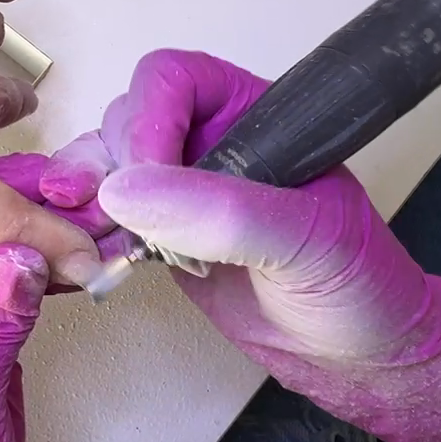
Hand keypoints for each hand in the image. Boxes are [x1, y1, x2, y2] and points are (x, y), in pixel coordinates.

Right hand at [95, 50, 440, 441]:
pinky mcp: (156, 229)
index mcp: (246, 113)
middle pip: (127, 116)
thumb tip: (123, 191)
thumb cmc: (358, 287)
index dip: (148, 118)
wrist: (358, 362)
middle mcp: (203, 138)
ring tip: (82, 225)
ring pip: (104, 160)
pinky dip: (84, 225)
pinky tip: (86, 248)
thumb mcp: (305, 240)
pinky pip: (103, 209)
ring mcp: (176, 185)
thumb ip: (221, 211)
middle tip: (119, 215)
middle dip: (111, 161)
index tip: (148, 178)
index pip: (172, 80)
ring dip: (84, 189)